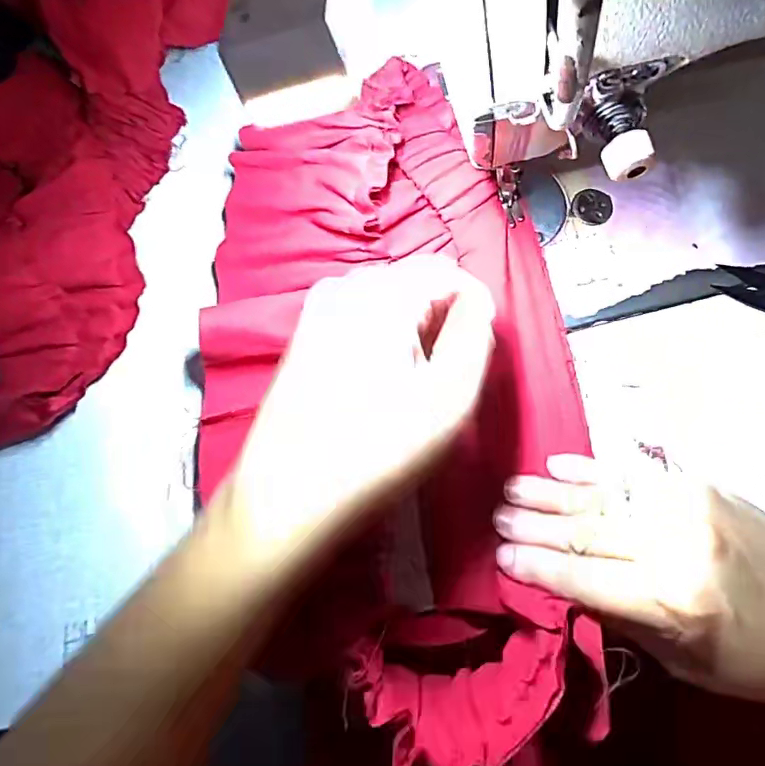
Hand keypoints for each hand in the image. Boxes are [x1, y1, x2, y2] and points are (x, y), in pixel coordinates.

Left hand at [219, 257, 495, 563]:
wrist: (288, 492)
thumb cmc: (377, 448)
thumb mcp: (449, 395)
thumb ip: (474, 333)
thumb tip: (476, 302)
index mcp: (383, 291)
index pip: (452, 273)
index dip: (476, 311)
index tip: (475, 358)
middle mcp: (347, 283)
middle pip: (419, 280)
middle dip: (443, 317)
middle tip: (443, 375)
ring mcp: (320, 304)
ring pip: (391, 296)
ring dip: (413, 326)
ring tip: (411, 382)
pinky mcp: (306, 328)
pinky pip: (362, 312)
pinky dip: (383, 333)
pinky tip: (379, 378)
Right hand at [493, 455, 764, 717]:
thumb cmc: (761, 664)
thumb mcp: (687, 665)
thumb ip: (625, 619)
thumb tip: (568, 585)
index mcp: (675, 601)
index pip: (587, 577)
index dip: (539, 565)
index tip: (501, 555)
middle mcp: (677, 545)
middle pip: (590, 530)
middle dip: (537, 523)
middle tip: (496, 514)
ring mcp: (689, 506)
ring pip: (605, 495)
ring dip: (554, 491)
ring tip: (512, 488)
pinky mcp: (701, 485)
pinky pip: (637, 474)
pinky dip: (596, 470)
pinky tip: (561, 464)